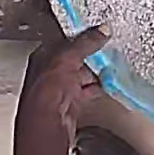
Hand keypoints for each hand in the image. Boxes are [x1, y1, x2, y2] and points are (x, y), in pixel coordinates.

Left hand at [17, 26, 109, 143]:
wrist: (48, 124)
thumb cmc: (47, 89)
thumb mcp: (69, 57)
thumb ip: (86, 42)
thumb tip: (102, 30)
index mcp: (43, 56)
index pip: (64, 41)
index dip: (81, 36)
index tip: (98, 32)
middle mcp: (49, 72)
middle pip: (73, 58)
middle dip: (90, 55)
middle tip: (107, 48)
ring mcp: (60, 89)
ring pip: (81, 75)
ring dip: (95, 72)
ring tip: (110, 65)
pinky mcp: (71, 103)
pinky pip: (87, 90)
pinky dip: (97, 87)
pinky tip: (107, 84)